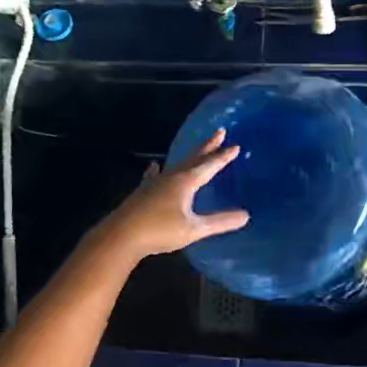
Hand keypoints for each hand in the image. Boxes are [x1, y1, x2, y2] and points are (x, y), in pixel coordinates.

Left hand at [84, 129, 250, 260]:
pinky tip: (154, 166)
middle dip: (208, 146)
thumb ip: (219, 222)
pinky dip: (158, 169)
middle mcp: (171, 176)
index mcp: (185, 181)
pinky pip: (155, 174)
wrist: (121, 235)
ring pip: (177, 164)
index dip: (223, 157)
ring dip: (190, 156)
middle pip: (193, 158)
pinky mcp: (144, 191)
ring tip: (196, 149)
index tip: (235, 145)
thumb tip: (245, 216)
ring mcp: (155, 182)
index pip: (209, 165)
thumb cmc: (160, 230)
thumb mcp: (194, 229)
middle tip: (219, 131)